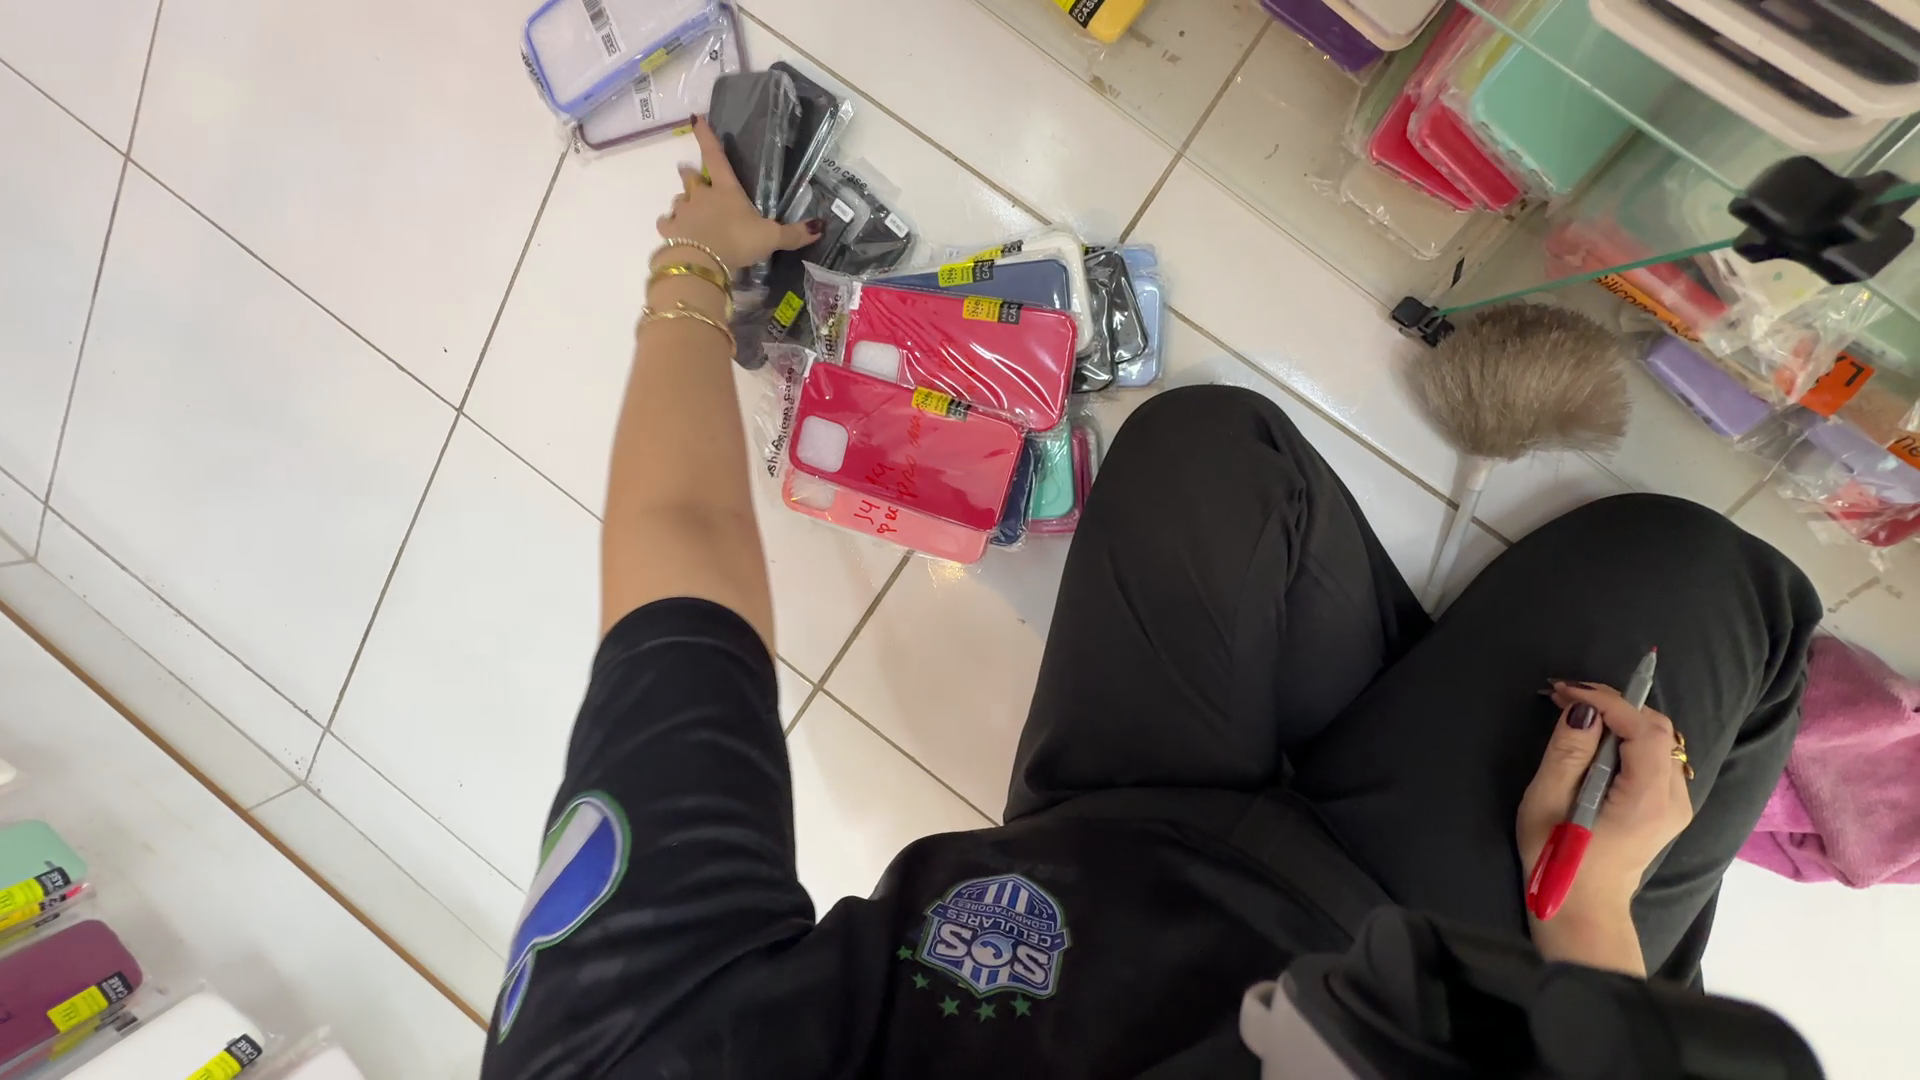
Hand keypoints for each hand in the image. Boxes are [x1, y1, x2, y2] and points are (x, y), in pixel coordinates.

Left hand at [656, 117, 818, 272]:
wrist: (705, 262)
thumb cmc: (739, 241)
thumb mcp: (772, 238)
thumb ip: (794, 234)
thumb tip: (821, 227)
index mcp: (726, 189)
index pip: (715, 156)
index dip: (706, 136)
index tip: (696, 118)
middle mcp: (701, 194)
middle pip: (690, 177)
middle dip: (691, 175)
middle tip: (693, 178)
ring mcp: (683, 211)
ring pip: (679, 200)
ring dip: (684, 203)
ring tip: (690, 214)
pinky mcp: (670, 230)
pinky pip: (666, 222)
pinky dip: (670, 225)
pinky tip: (675, 232)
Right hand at [1515, 681, 1692, 972]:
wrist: (1582, 905)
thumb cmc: (1557, 854)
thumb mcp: (1548, 800)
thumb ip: (1568, 753)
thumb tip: (1581, 711)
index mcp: (1649, 798)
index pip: (1644, 730)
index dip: (1607, 701)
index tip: (1563, 689)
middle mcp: (1674, 797)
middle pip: (1659, 731)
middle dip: (1613, 703)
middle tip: (1562, 694)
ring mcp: (1674, 803)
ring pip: (1659, 741)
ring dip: (1619, 716)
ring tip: (1571, 710)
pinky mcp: (1663, 806)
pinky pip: (1654, 757)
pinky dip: (1624, 735)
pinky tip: (1591, 735)